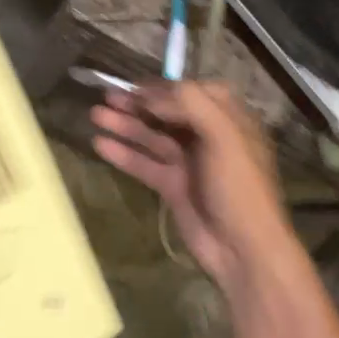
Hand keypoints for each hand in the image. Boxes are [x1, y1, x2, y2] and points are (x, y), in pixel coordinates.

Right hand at [91, 82, 291, 288]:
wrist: (243, 250)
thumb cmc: (240, 187)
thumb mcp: (224, 136)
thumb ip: (191, 104)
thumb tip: (153, 94)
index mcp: (229, 120)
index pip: (194, 92)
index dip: (166, 87)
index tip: (139, 88)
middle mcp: (208, 137)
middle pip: (168, 112)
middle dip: (138, 103)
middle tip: (108, 96)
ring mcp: (189, 163)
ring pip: (152, 136)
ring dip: (125, 124)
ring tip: (95, 114)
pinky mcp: (172, 186)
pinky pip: (144, 163)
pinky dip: (124, 153)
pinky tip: (100, 144)